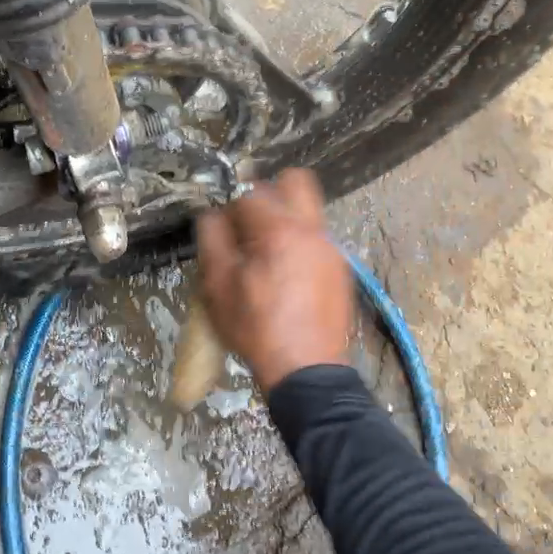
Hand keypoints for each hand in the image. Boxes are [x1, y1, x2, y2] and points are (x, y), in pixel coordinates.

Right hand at [196, 168, 354, 390]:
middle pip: (294, 180)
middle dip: (269, 191)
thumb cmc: (256, 328)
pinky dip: (300, 243)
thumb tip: (211, 215)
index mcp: (278, 229)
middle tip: (251, 222)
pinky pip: (317, 237)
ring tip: (267, 252)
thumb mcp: (218, 286)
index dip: (231, 208)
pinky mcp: (341, 268)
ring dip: (285, 218)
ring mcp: (331, 248)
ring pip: (308, 209)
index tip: (224, 231)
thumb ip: (211, 239)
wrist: (307, 373)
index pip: (250, 192)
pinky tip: (286, 274)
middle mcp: (311, 229)